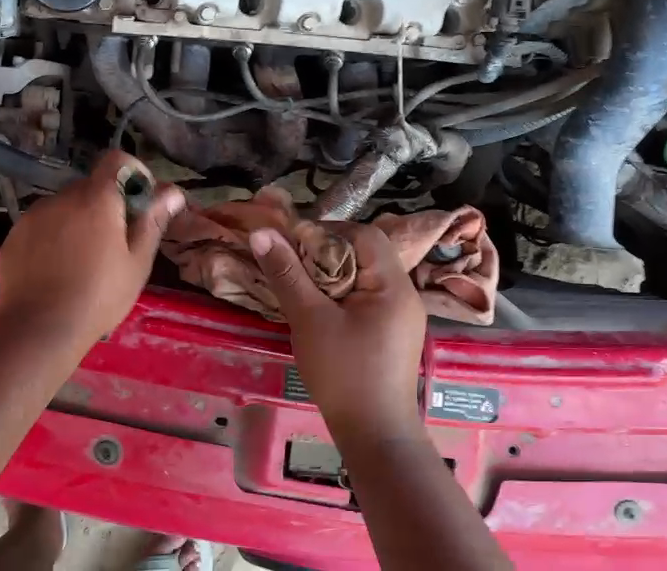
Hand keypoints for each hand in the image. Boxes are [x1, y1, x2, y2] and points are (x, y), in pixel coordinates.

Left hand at [0, 151, 183, 350]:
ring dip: (76, 222)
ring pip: (64, 207)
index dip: (131, 173)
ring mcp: (34, 214)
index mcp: (96, 198)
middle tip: (113, 244)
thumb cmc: (98, 297)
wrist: (38, 328)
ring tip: (82, 262)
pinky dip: (52, 237)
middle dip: (104, 206)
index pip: (115, 160)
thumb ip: (152, 221)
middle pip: (89, 187)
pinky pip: (41, 225)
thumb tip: (172, 192)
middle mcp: (62, 196)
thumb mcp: (136, 263)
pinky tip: (55, 270)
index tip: (138, 201)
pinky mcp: (15, 233)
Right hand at [249, 223, 426, 447]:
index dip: (327, 232)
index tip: (294, 247)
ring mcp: (401, 316)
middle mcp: (404, 294)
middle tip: (294, 266)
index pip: (364, 235)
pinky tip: (319, 309)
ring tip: (302, 286)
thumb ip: (286, 273)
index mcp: (393, 286)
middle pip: (366, 252)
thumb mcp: (308, 318)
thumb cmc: (343, 372)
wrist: (374, 435)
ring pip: (364, 274)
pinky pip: (365, 296)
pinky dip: (340, 293)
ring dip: (331, 273)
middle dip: (327, 252)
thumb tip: (262, 232)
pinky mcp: (391, 333)